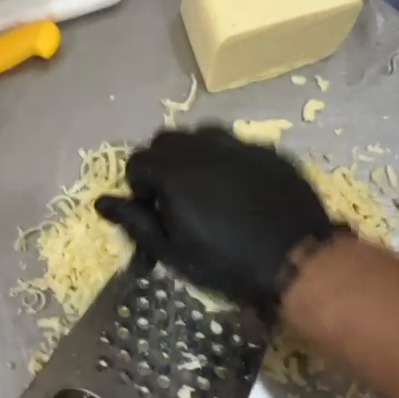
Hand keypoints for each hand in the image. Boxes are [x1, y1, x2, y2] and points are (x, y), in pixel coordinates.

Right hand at [95, 125, 333, 314]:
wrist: (296, 260)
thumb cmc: (224, 262)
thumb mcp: (171, 251)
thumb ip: (134, 221)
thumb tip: (101, 202)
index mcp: (172, 172)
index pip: (136, 163)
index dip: (138, 188)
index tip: (153, 211)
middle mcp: (201, 148)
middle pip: (166, 140)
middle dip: (161, 164)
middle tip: (173, 198)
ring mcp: (238, 146)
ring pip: (200, 135)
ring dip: (192, 155)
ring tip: (203, 188)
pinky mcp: (267, 151)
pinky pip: (234, 145)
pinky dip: (225, 160)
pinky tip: (237, 189)